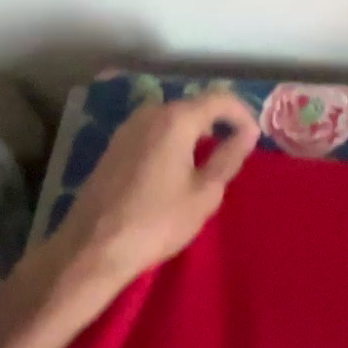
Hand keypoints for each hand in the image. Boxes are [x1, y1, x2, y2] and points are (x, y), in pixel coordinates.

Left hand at [50, 91, 260, 292]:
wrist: (92, 248)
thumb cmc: (156, 221)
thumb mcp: (205, 193)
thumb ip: (229, 157)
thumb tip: (248, 133)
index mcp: (176, 119)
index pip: (220, 99)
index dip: (243, 113)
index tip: (255, 138)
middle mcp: (150, 112)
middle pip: (194, 106)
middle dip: (218, 124)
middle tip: (234, 153)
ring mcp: (128, 128)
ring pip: (172, 119)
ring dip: (194, 134)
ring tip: (206, 165)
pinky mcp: (114, 146)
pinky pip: (153, 132)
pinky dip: (171, 142)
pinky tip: (174, 172)